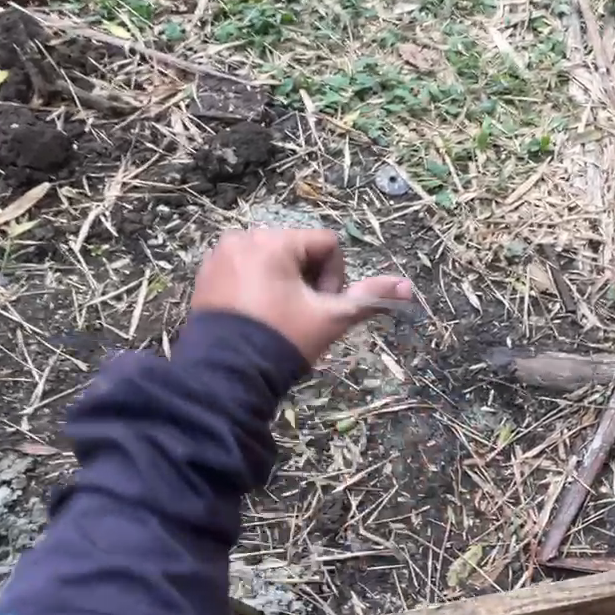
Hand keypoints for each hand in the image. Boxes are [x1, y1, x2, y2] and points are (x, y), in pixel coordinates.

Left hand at [189, 227, 411, 363]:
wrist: (227, 376)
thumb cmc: (283, 341)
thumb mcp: (331, 318)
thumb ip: (369, 297)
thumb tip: (407, 287)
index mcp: (273, 241)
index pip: (327, 244)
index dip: (334, 277)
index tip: (319, 307)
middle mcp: (243, 238)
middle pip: (300, 250)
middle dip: (309, 281)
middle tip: (300, 315)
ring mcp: (221, 255)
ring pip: (276, 260)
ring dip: (287, 284)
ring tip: (279, 317)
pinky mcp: (207, 274)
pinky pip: (248, 269)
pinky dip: (260, 288)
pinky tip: (259, 316)